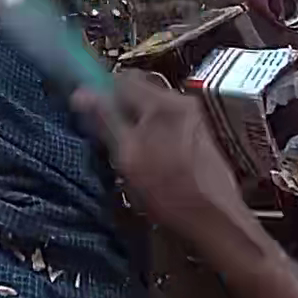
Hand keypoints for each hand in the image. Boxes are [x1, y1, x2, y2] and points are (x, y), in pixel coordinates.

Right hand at [74, 71, 253, 253]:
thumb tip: (80, 93)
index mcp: (161, 100)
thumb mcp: (127, 156)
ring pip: (153, 105)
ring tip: (124, 147)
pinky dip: (152, 129)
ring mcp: (194, 115)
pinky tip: (149, 156)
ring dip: (135, 118)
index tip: (87, 111)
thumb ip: (104, 120)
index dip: (99, 90)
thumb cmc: (167, 190)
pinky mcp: (200, 133)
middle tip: (104, 132)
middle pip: (139, 89)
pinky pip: (167, 119)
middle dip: (118, 105)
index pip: (121, 77)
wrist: (216, 220)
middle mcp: (180, 99)